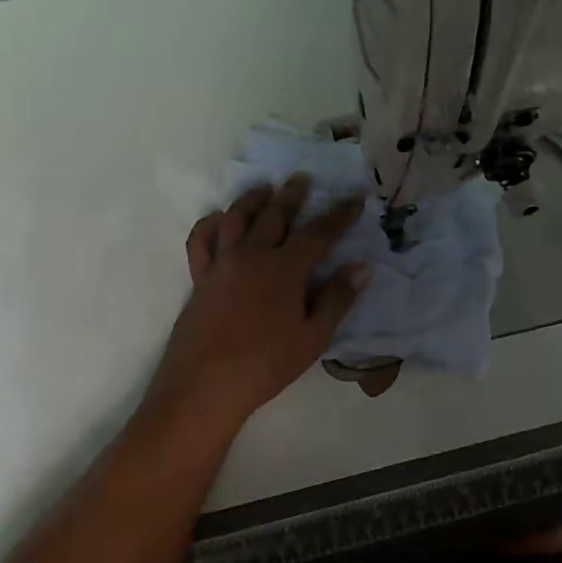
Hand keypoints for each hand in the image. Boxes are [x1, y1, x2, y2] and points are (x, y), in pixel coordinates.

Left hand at [146, 174, 370, 428]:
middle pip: (275, 214)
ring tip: (265, 188)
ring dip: (253, 199)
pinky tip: (218, 219)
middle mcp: (252, 255)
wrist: (205, 384)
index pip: (319, 233)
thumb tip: (361, 267)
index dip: (340, 214)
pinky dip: (209, 224)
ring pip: (237, 218)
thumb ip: (336, 300)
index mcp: (285, 269)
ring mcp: (222, 263)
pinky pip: (200, 240)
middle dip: (292, 195)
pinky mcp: (200, 277)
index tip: (356, 197)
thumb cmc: (266, 365)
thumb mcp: (312, 338)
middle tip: (303, 178)